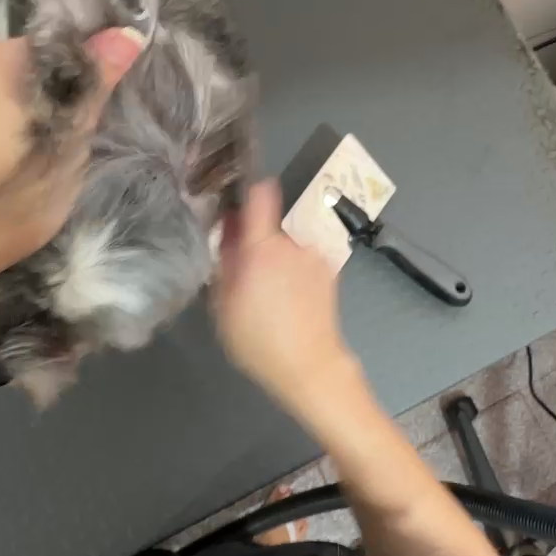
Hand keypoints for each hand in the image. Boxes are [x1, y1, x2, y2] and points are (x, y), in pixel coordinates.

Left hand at [0, 30, 142, 299]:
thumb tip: (130, 32)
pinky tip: (31, 148)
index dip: (99, 68)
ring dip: (48, 102)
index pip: (68, 42)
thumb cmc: (9, 203)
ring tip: (67, 142)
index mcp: (3, 59)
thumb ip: (95, 86)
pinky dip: (21, 113)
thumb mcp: (67, 148)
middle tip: (97, 130)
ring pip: (22, 79)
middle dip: (73, 87)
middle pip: (44, 59)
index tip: (118, 102)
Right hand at [212, 180, 360, 415]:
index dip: (247, 189)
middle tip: (243, 269)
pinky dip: (294, 269)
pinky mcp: (331, 270)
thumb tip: (227, 231)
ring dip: (276, 256)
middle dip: (255, 240)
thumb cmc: (260, 340)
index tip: (236, 197)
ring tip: (268, 291)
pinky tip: (289, 298)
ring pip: (287, 244)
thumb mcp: (224, 305)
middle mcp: (294, 243)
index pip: (260, 194)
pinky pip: (304, 258)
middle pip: (270, 225)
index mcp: (263, 247)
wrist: (311, 365)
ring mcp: (316, 255)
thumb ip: (225, 260)